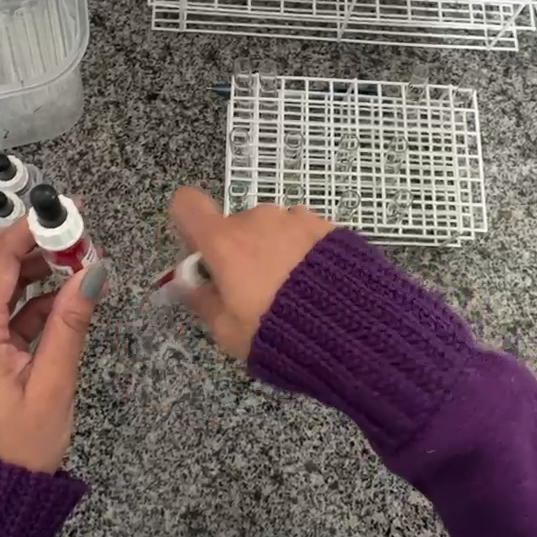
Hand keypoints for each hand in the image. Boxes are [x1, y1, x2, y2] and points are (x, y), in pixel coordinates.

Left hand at [0, 219, 108, 473]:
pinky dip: (26, 295)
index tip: (66, 211)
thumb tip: (93, 272)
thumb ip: (70, 324)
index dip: (30, 229)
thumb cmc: (17, 448)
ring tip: (75, 262)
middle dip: (29, 241)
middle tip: (75, 235)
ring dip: (29, 266)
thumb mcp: (53, 385)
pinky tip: (61, 298)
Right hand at [168, 187, 334, 359]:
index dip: (189, 226)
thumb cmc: (276, 331)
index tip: (202, 255)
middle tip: (254, 289)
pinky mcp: (325, 225)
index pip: (187, 205)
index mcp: (224, 242)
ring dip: (273, 250)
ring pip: (271, 229)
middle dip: (239, 252)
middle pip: (235, 226)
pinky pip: (301, 233)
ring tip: (293, 291)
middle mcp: (257, 219)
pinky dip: (302, 251)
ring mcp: (294, 218)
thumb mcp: (229, 332)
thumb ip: (204, 303)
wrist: (350, 326)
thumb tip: (192, 286)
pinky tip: (317, 284)